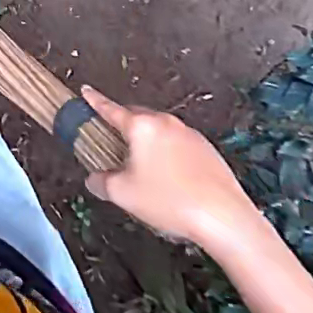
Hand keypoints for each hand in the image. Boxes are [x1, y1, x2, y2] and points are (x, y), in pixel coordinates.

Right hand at [80, 86, 265, 252]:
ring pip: (160, 130)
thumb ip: (101, 182)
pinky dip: (168, 152)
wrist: (227, 221)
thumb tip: (94, 180)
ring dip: (147, 140)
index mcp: (141, 127)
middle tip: (112, 139)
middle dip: (123, 123)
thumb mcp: (123, 194)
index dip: (94, 100)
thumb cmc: (169, 201)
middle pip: (137, 116)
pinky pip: (179, 144)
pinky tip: (171, 177)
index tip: (85, 90)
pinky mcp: (210, 151)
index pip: (110, 108)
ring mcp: (191, 136)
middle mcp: (166, 123)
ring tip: (143, 165)